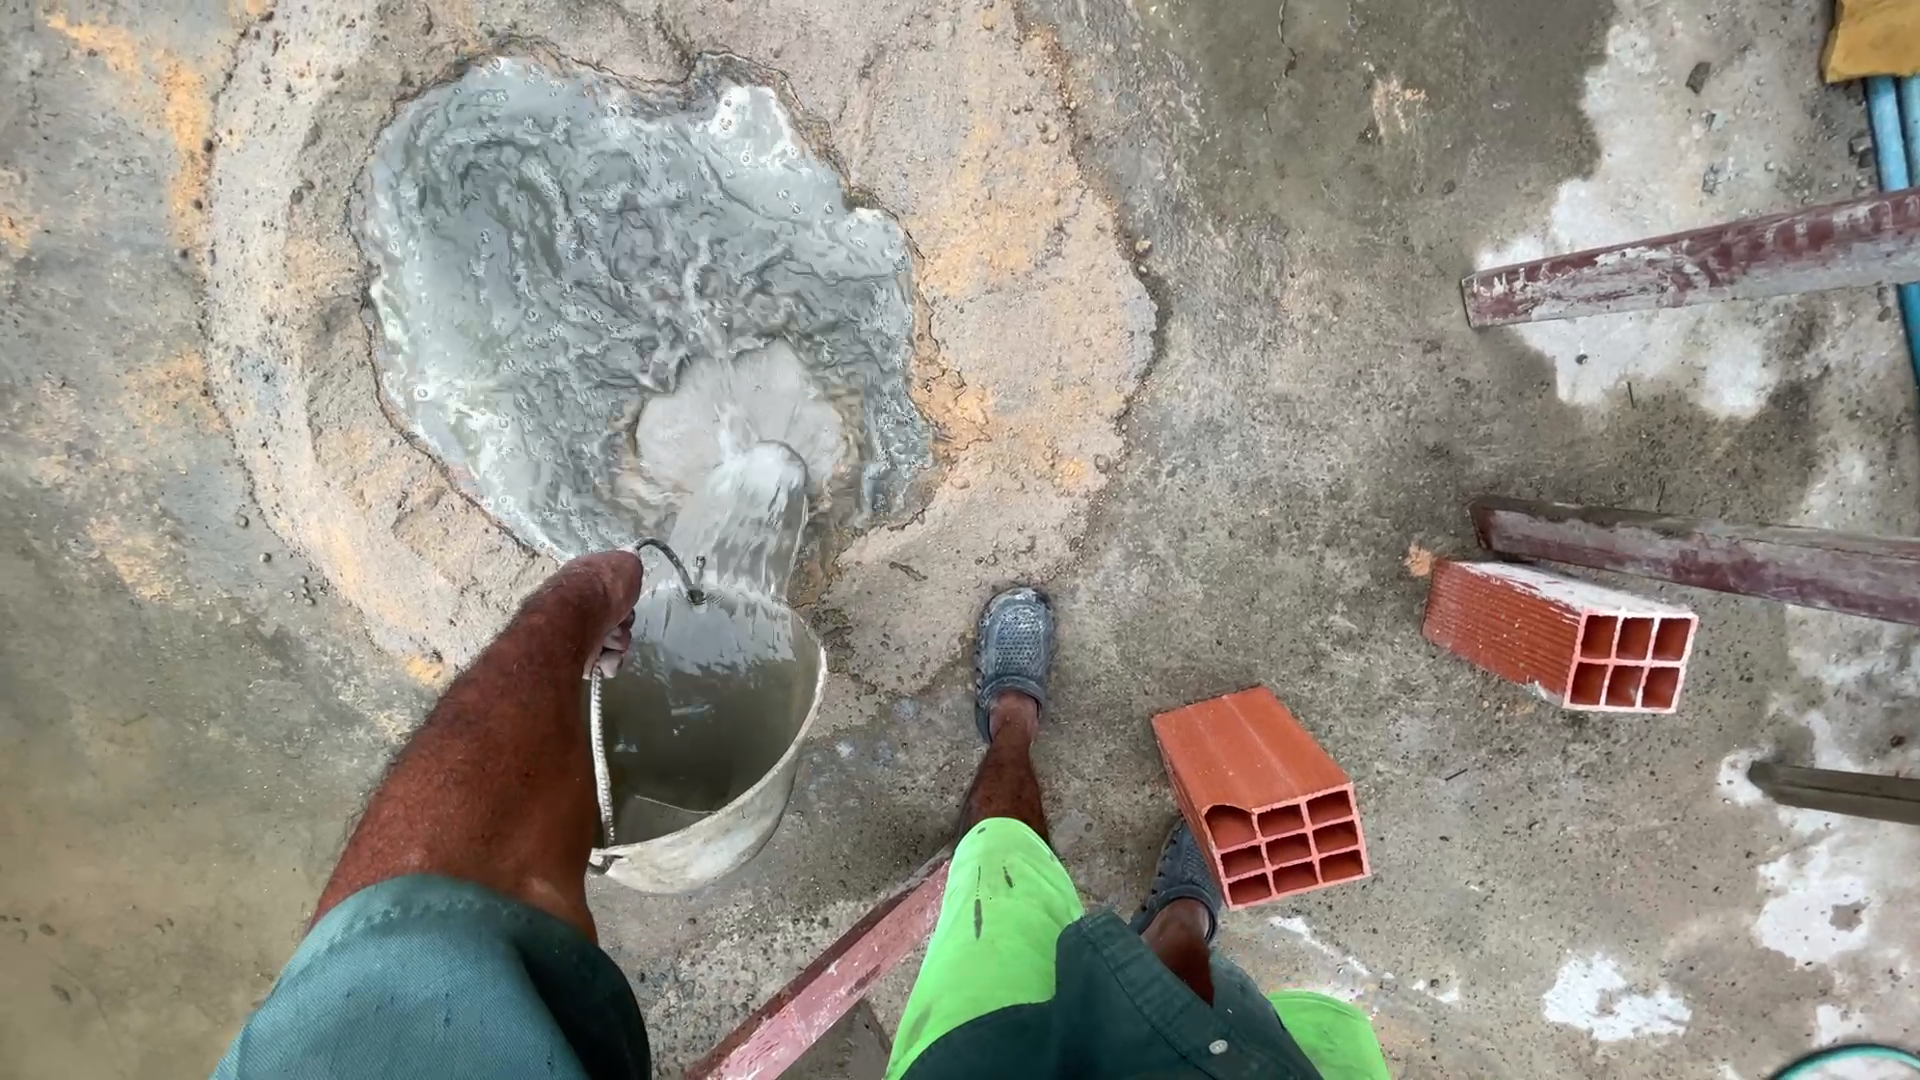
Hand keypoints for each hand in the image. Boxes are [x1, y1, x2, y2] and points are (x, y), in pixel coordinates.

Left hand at [555, 550, 643, 677]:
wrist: (574, 619)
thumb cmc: (602, 588)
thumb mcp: (625, 564)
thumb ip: (629, 561)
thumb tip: (630, 554)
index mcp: (587, 580)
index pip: (615, 591)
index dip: (627, 598)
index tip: (630, 602)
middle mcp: (578, 604)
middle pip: (616, 618)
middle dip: (624, 625)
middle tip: (620, 625)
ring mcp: (574, 630)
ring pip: (612, 641)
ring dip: (618, 645)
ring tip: (610, 645)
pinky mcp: (573, 654)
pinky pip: (601, 660)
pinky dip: (608, 662)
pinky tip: (606, 661)